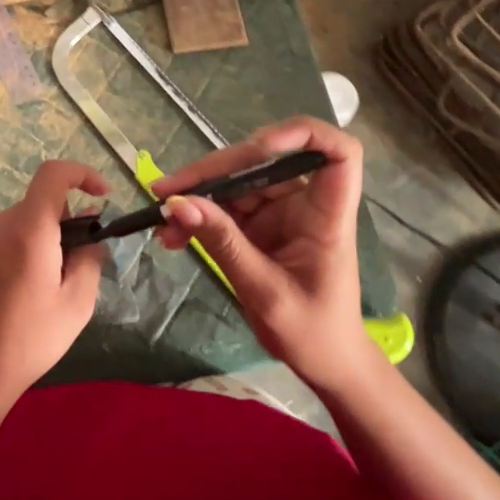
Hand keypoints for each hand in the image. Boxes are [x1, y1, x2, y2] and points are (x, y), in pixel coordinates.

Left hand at [0, 160, 109, 407]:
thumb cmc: (30, 339)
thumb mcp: (77, 303)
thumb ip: (90, 258)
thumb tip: (91, 234)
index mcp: (28, 231)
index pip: (52, 175)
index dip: (81, 173)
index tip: (102, 194)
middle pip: (39, 203)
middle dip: (65, 221)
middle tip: (78, 262)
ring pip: (21, 221)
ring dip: (42, 237)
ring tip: (49, 283)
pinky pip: (2, 237)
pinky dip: (21, 247)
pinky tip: (22, 289)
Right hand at [153, 116, 381, 392]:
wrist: (324, 364)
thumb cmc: (312, 332)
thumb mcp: (264, 291)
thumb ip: (223, 243)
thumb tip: (177, 204)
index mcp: (326, 215)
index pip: (338, 153)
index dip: (302, 135)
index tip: (259, 144)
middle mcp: (304, 203)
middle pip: (262, 161)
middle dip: (214, 171)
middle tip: (167, 189)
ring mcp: (280, 211)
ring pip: (235, 181)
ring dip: (195, 195)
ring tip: (162, 219)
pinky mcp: (259, 224)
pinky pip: (222, 206)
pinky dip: (196, 216)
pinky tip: (172, 234)